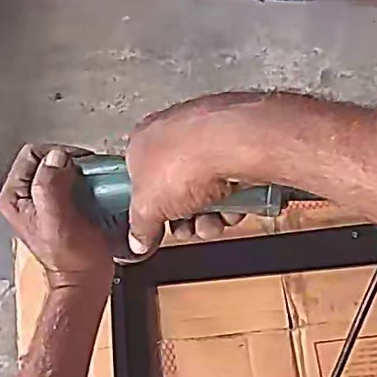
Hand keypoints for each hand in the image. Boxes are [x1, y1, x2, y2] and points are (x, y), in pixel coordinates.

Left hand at [0, 143, 113, 290]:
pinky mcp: (64, 208)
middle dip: (73, 165)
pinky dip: (89, 185)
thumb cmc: (70, 259)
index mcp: (15, 197)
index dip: (59, 156)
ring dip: (84, 175)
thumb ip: (50, 185)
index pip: (34, 154)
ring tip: (95, 188)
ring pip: (65, 171)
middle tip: (90, 179)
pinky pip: (77, 184)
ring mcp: (46, 202)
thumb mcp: (56, 219)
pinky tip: (97, 196)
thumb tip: (57, 157)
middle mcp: (27, 197)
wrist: (85, 280)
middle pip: (50, 160)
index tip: (79, 168)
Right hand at [124, 92, 278, 255]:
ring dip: (209, 217)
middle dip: (184, 220)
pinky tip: (233, 210)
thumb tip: (138, 241)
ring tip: (213, 222)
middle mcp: (174, 135)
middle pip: (175, 192)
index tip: (157, 229)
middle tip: (189, 228)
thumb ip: (140, 228)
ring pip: (205, 192)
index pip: (140, 182)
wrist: (235, 147)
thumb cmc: (185, 163)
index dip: (150, 209)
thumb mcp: (147, 208)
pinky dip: (233, 202)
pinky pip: (231, 184)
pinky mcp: (238, 149)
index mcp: (142, 142)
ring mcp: (208, 140)